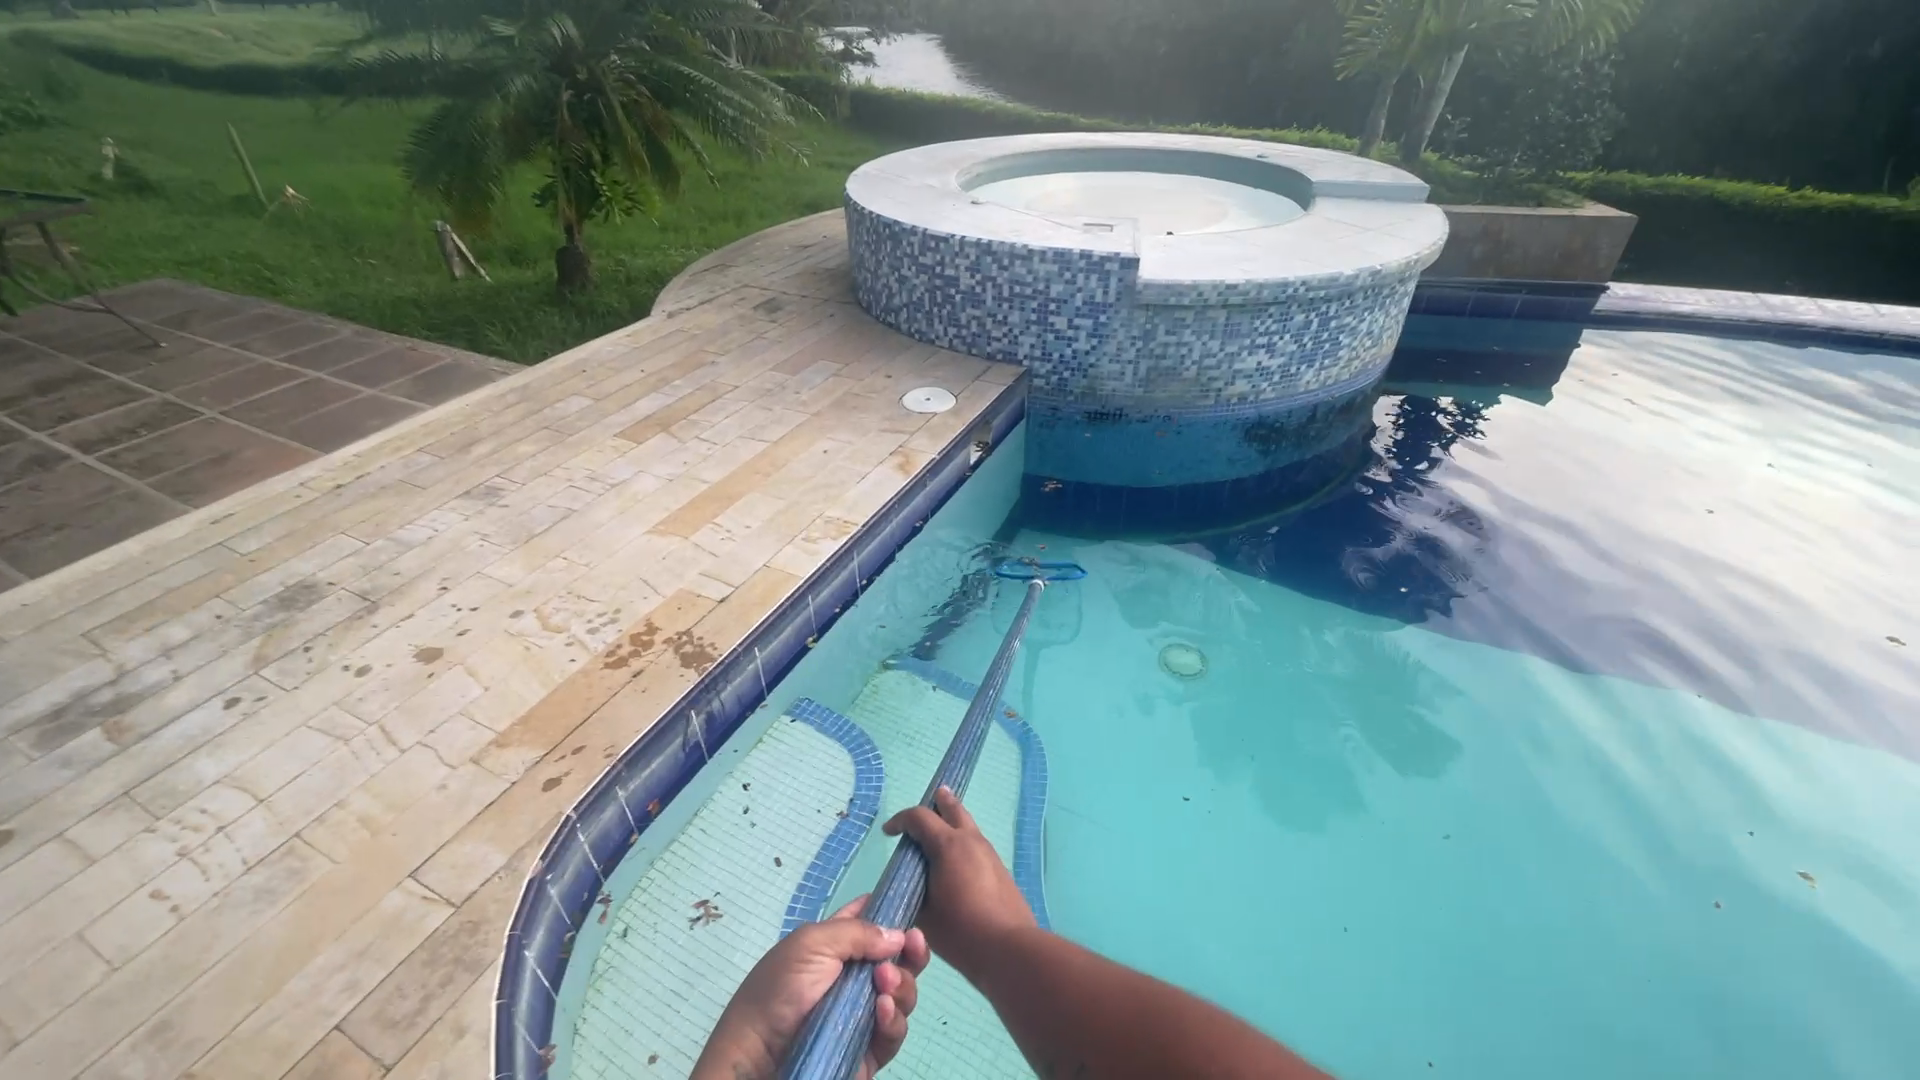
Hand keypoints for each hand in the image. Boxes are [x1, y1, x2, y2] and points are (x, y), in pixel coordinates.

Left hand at [692, 896, 929, 1079]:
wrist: (759, 1056)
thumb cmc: (780, 989)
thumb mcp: (812, 943)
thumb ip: (858, 933)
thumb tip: (899, 935)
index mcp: (837, 945)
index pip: (871, 922)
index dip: (893, 912)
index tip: (911, 911)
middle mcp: (855, 977)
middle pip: (897, 958)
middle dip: (911, 950)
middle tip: (914, 944)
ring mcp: (864, 1013)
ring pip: (902, 993)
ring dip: (901, 983)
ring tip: (884, 983)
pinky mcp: (869, 1048)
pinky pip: (894, 1031)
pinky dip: (893, 1019)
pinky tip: (882, 1010)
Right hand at [882, 786, 1036, 974]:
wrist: (1009, 948)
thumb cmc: (961, 931)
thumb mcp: (924, 913)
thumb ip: (912, 891)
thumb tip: (911, 885)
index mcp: (948, 845)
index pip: (920, 817)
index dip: (900, 820)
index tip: (889, 832)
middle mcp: (971, 841)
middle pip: (953, 808)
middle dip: (939, 802)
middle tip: (931, 798)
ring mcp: (989, 853)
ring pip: (968, 826)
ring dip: (953, 822)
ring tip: (942, 829)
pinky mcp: (1000, 869)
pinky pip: (977, 844)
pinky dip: (963, 842)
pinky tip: (957, 861)